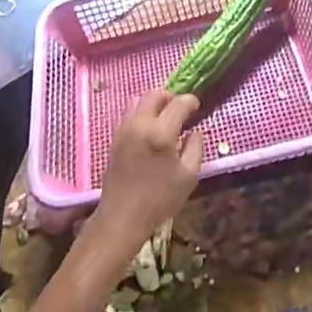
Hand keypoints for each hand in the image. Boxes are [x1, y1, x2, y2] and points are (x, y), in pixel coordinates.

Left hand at [81, 90, 203, 254]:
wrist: (122, 216)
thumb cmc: (159, 199)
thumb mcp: (188, 176)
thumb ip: (195, 148)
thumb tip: (195, 132)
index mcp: (160, 133)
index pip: (178, 104)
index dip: (190, 101)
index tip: (197, 106)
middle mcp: (139, 124)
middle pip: (153, 95)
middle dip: (170, 96)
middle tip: (180, 108)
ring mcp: (123, 130)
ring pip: (137, 101)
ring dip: (153, 103)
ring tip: (165, 117)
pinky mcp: (114, 138)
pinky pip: (128, 114)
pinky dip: (141, 113)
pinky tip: (150, 129)